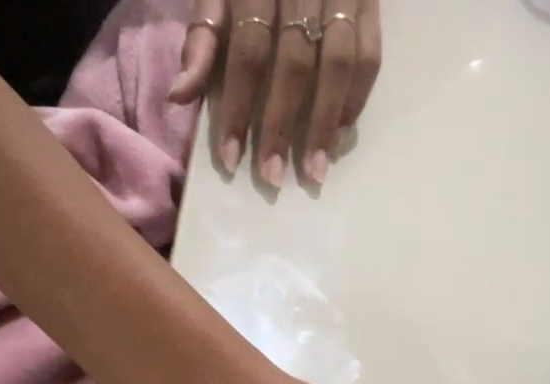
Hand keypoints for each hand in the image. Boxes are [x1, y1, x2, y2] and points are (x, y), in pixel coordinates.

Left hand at [170, 0, 382, 186]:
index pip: (248, 54)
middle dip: (284, 126)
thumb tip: (179, 96)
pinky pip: (370, 52)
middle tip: (274, 178)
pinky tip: (342, 131)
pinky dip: (358, 96)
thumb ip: (202, 38)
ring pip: (341, 62)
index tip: (232, 160)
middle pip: (296, 64)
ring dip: (328, 121)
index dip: (240, 109)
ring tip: (317, 169)